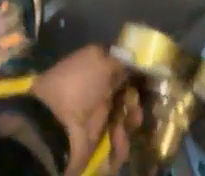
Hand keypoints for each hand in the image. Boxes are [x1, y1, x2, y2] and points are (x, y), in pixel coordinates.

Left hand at [30, 45, 127, 173]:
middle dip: (135, 100)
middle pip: (125, 95)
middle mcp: (95, 92)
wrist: (55, 126)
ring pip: (124, 120)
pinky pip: (116, 144)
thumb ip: (121, 61)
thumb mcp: (100, 60)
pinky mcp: (96, 143)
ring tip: (131, 122)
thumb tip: (135, 61)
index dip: (134, 73)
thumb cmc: (78, 85)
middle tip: (137, 103)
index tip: (149, 76)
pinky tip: (116, 139)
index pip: (119, 69)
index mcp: (92, 68)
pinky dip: (120, 144)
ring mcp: (95, 118)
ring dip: (131, 121)